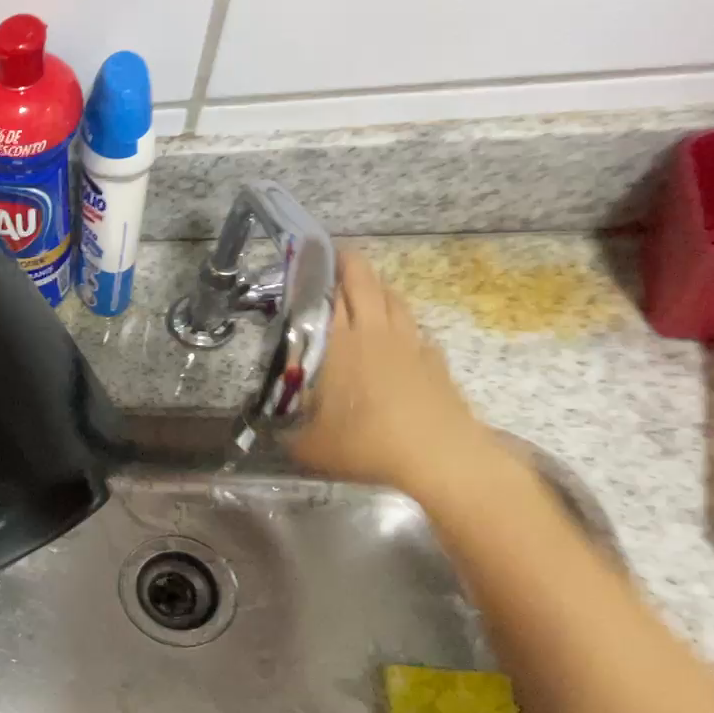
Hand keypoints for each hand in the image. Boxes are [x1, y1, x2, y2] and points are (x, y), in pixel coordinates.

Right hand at [286, 250, 502, 496]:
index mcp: (339, 345)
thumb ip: (289, 432)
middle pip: (365, 283)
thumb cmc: (367, 443)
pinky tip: (395, 333)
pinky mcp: (433, 360)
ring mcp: (410, 343)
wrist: (440, 455)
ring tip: (363, 286)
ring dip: (377, 286)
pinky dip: (400, 320)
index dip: (318, 273)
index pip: (328, 296)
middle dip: (349, 264)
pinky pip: (414, 327)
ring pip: (394, 299)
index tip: (306, 259)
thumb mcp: (310, 444)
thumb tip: (274, 431)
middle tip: (333, 257)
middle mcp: (375, 333)